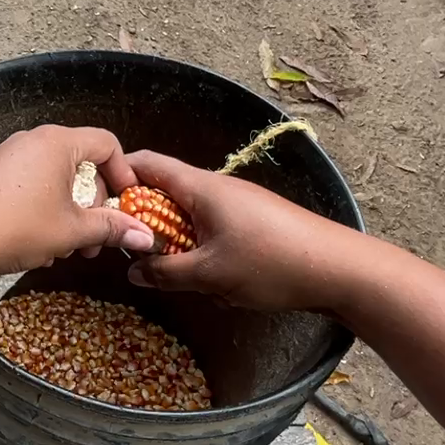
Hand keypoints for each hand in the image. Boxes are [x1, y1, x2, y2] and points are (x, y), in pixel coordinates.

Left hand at [0, 125, 155, 278]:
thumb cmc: (15, 226)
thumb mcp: (71, 231)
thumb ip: (110, 228)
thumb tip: (145, 235)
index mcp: (57, 142)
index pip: (106, 143)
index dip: (123, 174)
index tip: (126, 204)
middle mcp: (33, 141)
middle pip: (80, 165)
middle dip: (94, 205)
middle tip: (94, 241)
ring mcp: (9, 156)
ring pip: (55, 181)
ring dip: (69, 214)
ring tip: (64, 249)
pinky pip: (31, 186)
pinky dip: (43, 211)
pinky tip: (37, 245)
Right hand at [122, 150, 376, 312]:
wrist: (343, 270)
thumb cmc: (272, 263)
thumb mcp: (210, 274)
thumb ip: (165, 272)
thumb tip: (133, 271)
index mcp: (201, 187)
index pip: (146, 163)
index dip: (117, 176)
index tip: (101, 206)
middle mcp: (217, 187)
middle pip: (165, 192)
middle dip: (148, 223)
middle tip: (137, 252)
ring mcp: (237, 204)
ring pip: (189, 217)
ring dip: (179, 243)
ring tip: (183, 274)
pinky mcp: (253, 222)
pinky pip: (212, 229)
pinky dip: (203, 250)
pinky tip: (216, 280)